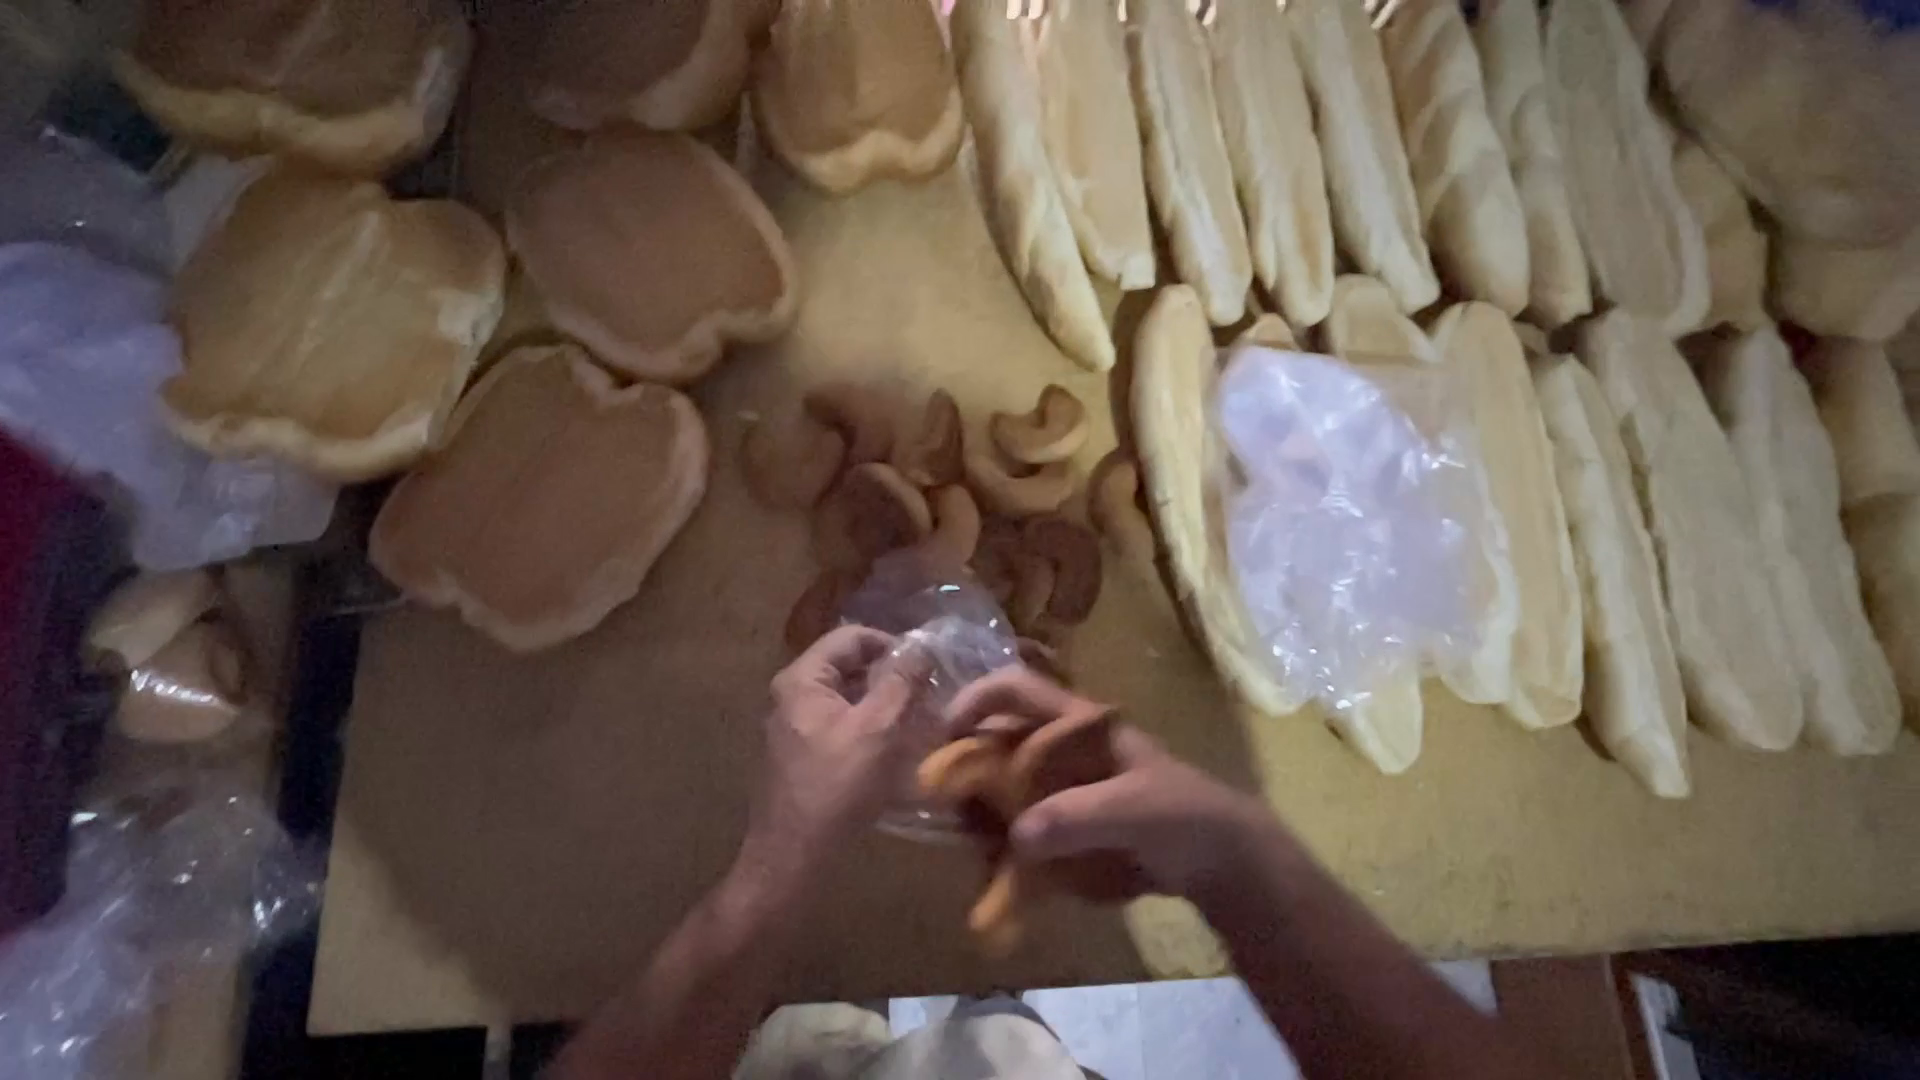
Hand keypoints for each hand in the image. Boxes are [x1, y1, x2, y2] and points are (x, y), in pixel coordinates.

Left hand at [745, 626, 932, 880]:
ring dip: (881, 704)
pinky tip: (890, 749)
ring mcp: (791, 726)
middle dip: (889, 677)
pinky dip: (866, 727)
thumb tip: (920, 648)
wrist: (793, 856)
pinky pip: (838, 724)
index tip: (926, 667)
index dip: (892, 645)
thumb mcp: (879, 729)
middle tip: (925, 695)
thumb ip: (901, 682)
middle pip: (848, 667)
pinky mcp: (798, 754)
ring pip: (845, 698)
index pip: (852, 637)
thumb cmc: (837, 786)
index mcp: (802, 679)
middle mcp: (790, 695)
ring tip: (915, 722)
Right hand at [946, 668, 1279, 900]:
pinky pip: (1021, 824)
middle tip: (946, 803)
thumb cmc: (1183, 815)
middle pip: (999, 738)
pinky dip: (1003, 842)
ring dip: (981, 808)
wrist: (1222, 860)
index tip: (947, 733)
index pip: (1017, 688)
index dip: (976, 698)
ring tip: (968, 841)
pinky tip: (995, 868)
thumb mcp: (1135, 809)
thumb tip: (1019, 835)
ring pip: (1004, 783)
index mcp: (1079, 724)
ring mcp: (1064, 786)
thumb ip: (1079, 816)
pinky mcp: (1067, 822)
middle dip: (967, 764)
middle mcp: (1062, 748)